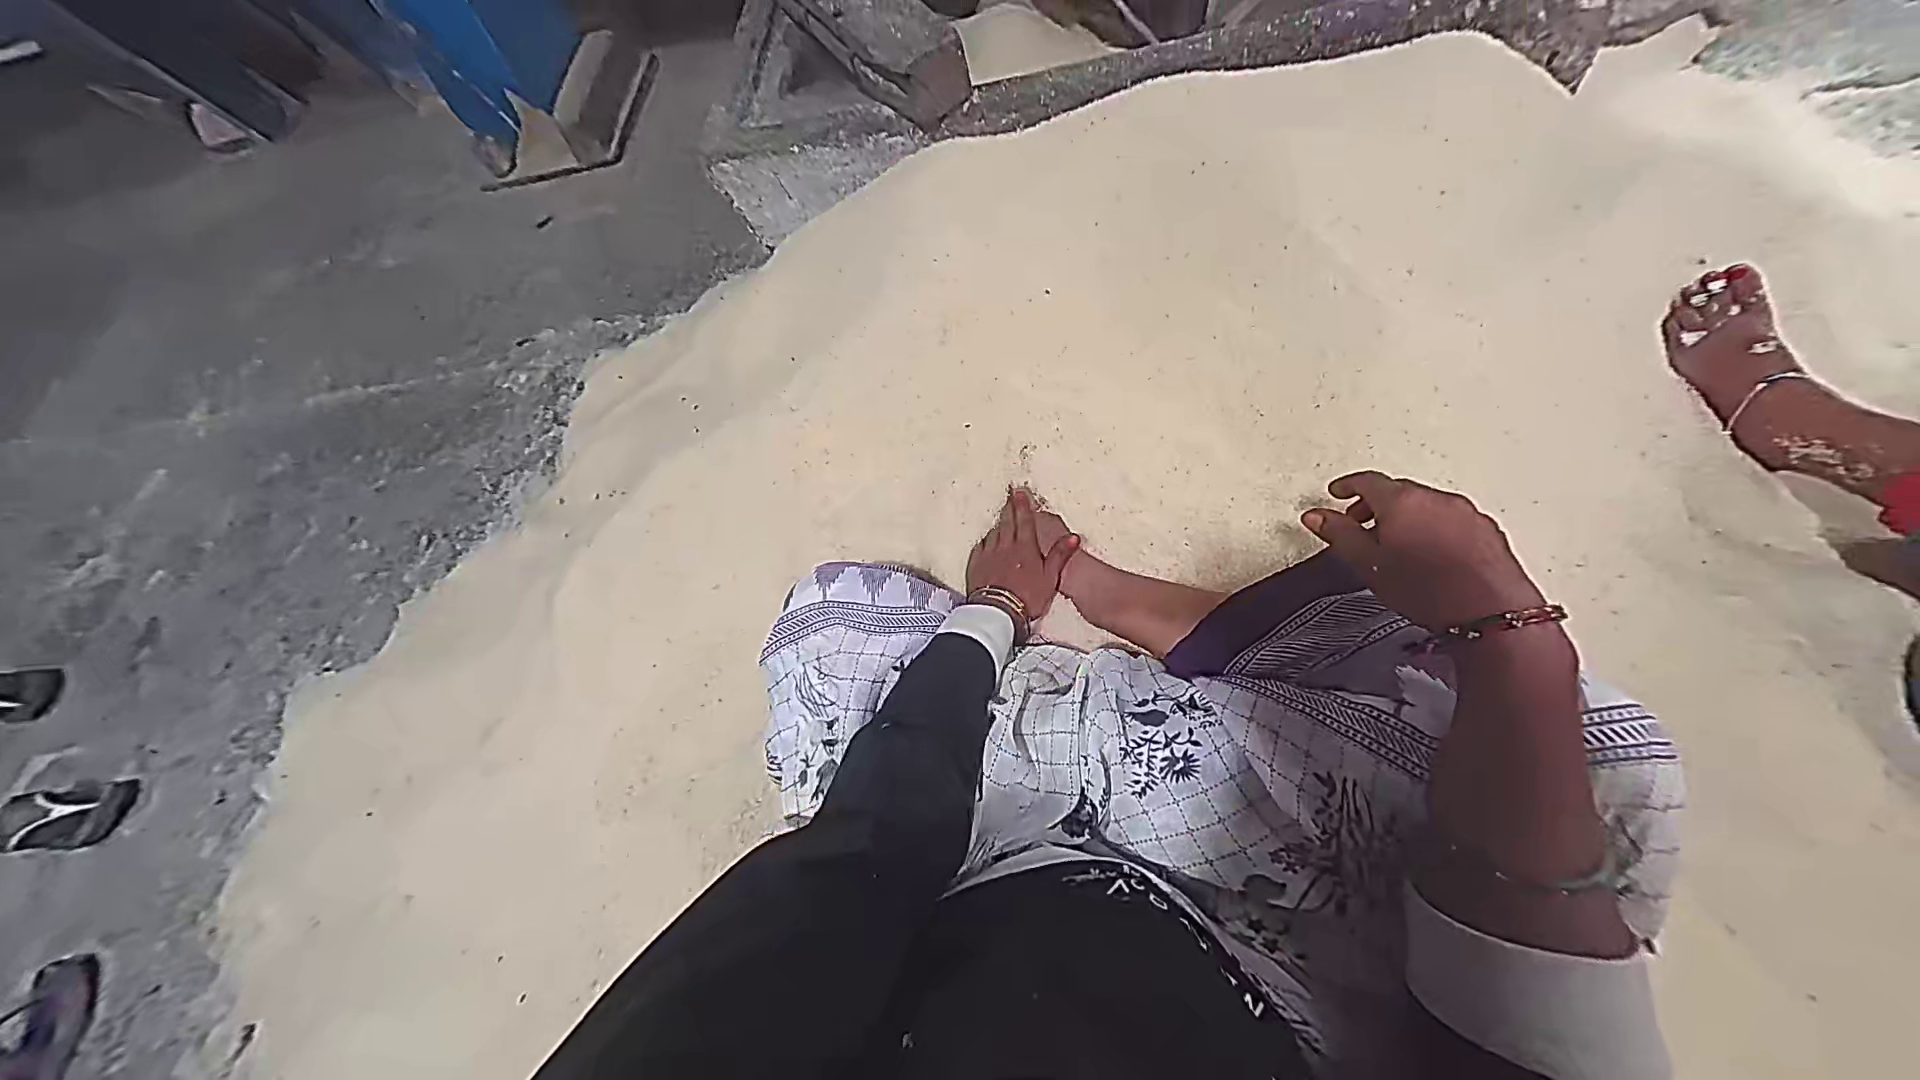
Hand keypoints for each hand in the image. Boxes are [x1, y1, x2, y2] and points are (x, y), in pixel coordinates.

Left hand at [967, 488, 1079, 619]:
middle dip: (1010, 507)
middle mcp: (1006, 546)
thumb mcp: (1050, 577)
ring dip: (999, 523)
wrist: (998, 612)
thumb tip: (1073, 537)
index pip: (1025, 521)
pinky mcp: (976, 564)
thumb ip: (1059, 555)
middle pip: (1008, 522)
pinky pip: (981, 546)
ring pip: (994, 532)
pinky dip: (986, 540)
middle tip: (1010, 496)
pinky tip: (987, 540)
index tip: (1020, 492)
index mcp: (1025, 547)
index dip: (1023, 505)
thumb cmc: (1028, 597)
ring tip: (1001, 517)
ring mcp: (989, 554)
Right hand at [1300, 472, 1546, 630]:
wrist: (1489, 613)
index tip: (1338, 492)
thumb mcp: (1367, 563)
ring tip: (1392, 546)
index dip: (1347, 486)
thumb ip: (1339, 533)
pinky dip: (1430, 528)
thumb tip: (1317, 516)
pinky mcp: (1486, 530)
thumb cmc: (1429, 589)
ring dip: (1404, 517)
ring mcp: (1465, 513)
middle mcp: (1436, 499)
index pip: (1367, 481)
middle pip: (1397, 491)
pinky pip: (1449, 519)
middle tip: (1357, 522)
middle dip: (1373, 504)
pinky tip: (1424, 555)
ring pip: (1424, 505)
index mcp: (1402, 501)